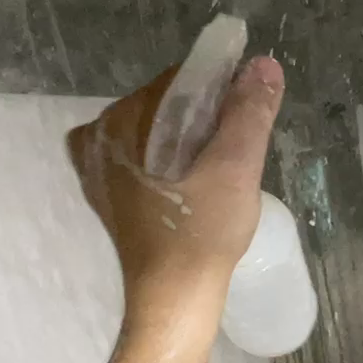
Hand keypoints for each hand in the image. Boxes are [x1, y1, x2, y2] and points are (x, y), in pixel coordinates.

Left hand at [65, 56, 284, 329]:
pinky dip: (173, 160)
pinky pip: (147, 157)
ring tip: (221, 171)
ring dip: (192, 140)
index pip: (179, 80)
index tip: (249, 117)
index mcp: (120, 123)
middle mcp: (98, 138)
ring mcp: (97, 169)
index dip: (222, 90)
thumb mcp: (234, 168)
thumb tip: (265, 64)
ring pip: (158, 132)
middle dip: (207, 118)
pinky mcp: (109, 194)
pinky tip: (194, 183)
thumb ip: (249, 113)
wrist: (174, 299)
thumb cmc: (202, 235)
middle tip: (238, 152)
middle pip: (167, 105)